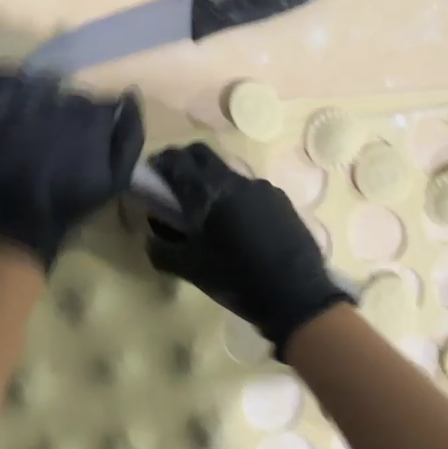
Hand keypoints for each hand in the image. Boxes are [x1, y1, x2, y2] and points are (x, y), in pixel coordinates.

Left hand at [0, 67, 144, 269]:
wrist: (15, 222)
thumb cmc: (69, 204)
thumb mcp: (116, 179)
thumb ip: (131, 135)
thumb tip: (130, 93)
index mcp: (91, 120)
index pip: (101, 102)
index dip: (96, 122)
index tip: (87, 142)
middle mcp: (60, 104)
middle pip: (72, 92)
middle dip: (70, 112)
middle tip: (60, 139)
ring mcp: (23, 103)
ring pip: (43, 81)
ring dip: (44, 95)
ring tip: (37, 123)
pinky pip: (5, 77)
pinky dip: (11, 83)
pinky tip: (15, 102)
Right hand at [145, 143, 349, 353]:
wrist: (297, 294)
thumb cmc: (237, 280)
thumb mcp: (190, 270)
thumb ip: (162, 250)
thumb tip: (151, 238)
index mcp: (207, 192)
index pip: (176, 159)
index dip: (159, 163)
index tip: (152, 177)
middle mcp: (234, 180)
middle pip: (202, 154)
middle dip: (184, 163)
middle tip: (174, 188)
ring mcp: (261, 187)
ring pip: (227, 171)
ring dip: (211, 182)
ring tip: (208, 214)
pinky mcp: (281, 199)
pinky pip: (249, 189)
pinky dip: (235, 197)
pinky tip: (238, 226)